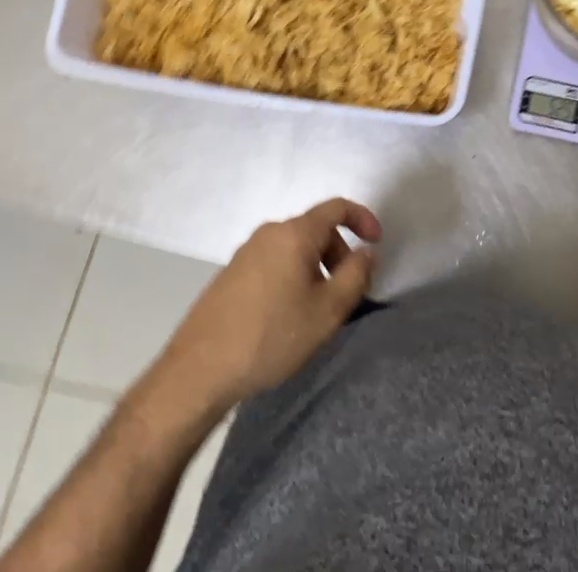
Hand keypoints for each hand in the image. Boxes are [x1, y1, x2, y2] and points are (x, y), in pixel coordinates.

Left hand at [145, 198, 381, 412]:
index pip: (337, 208)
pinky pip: (274, 262)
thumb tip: (366, 253)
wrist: (201, 369)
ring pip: (294, 248)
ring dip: (316, 268)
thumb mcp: (328, 310)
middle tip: (347, 292)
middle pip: (315, 229)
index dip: (363, 219)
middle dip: (339, 253)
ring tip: (317, 310)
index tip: (377, 244)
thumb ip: (356, 275)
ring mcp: (245, 253)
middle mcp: (268, 234)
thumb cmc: (273, 336)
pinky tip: (287, 316)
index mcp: (294, 234)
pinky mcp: (231, 274)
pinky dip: (293, 276)